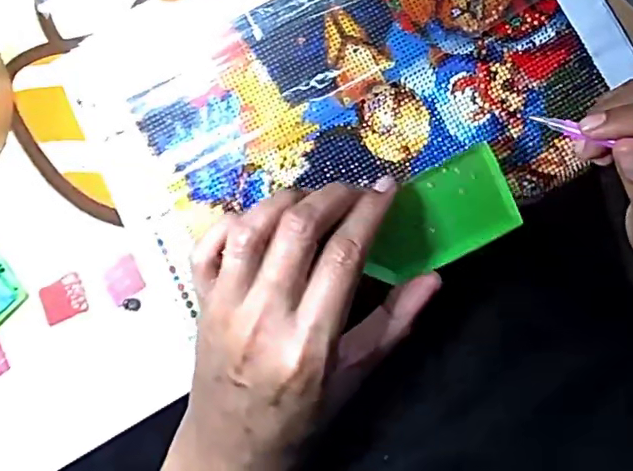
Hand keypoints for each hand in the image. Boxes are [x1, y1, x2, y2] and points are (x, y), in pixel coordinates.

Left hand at [166, 181, 442, 470]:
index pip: (342, 256)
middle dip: (333, 196)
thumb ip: (393, 324)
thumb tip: (432, 277)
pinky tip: (262, 217)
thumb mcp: (354, 378)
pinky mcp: (200, 295)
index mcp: (307, 343)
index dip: (369, 213)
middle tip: (355, 190)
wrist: (231, 449)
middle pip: (298, 229)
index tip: (387, 189)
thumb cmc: (301, 414)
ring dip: (288, 199)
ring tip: (313, 198)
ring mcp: (224, 303)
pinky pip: (211, 240)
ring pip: (253, 226)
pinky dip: (237, 216)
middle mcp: (262, 316)